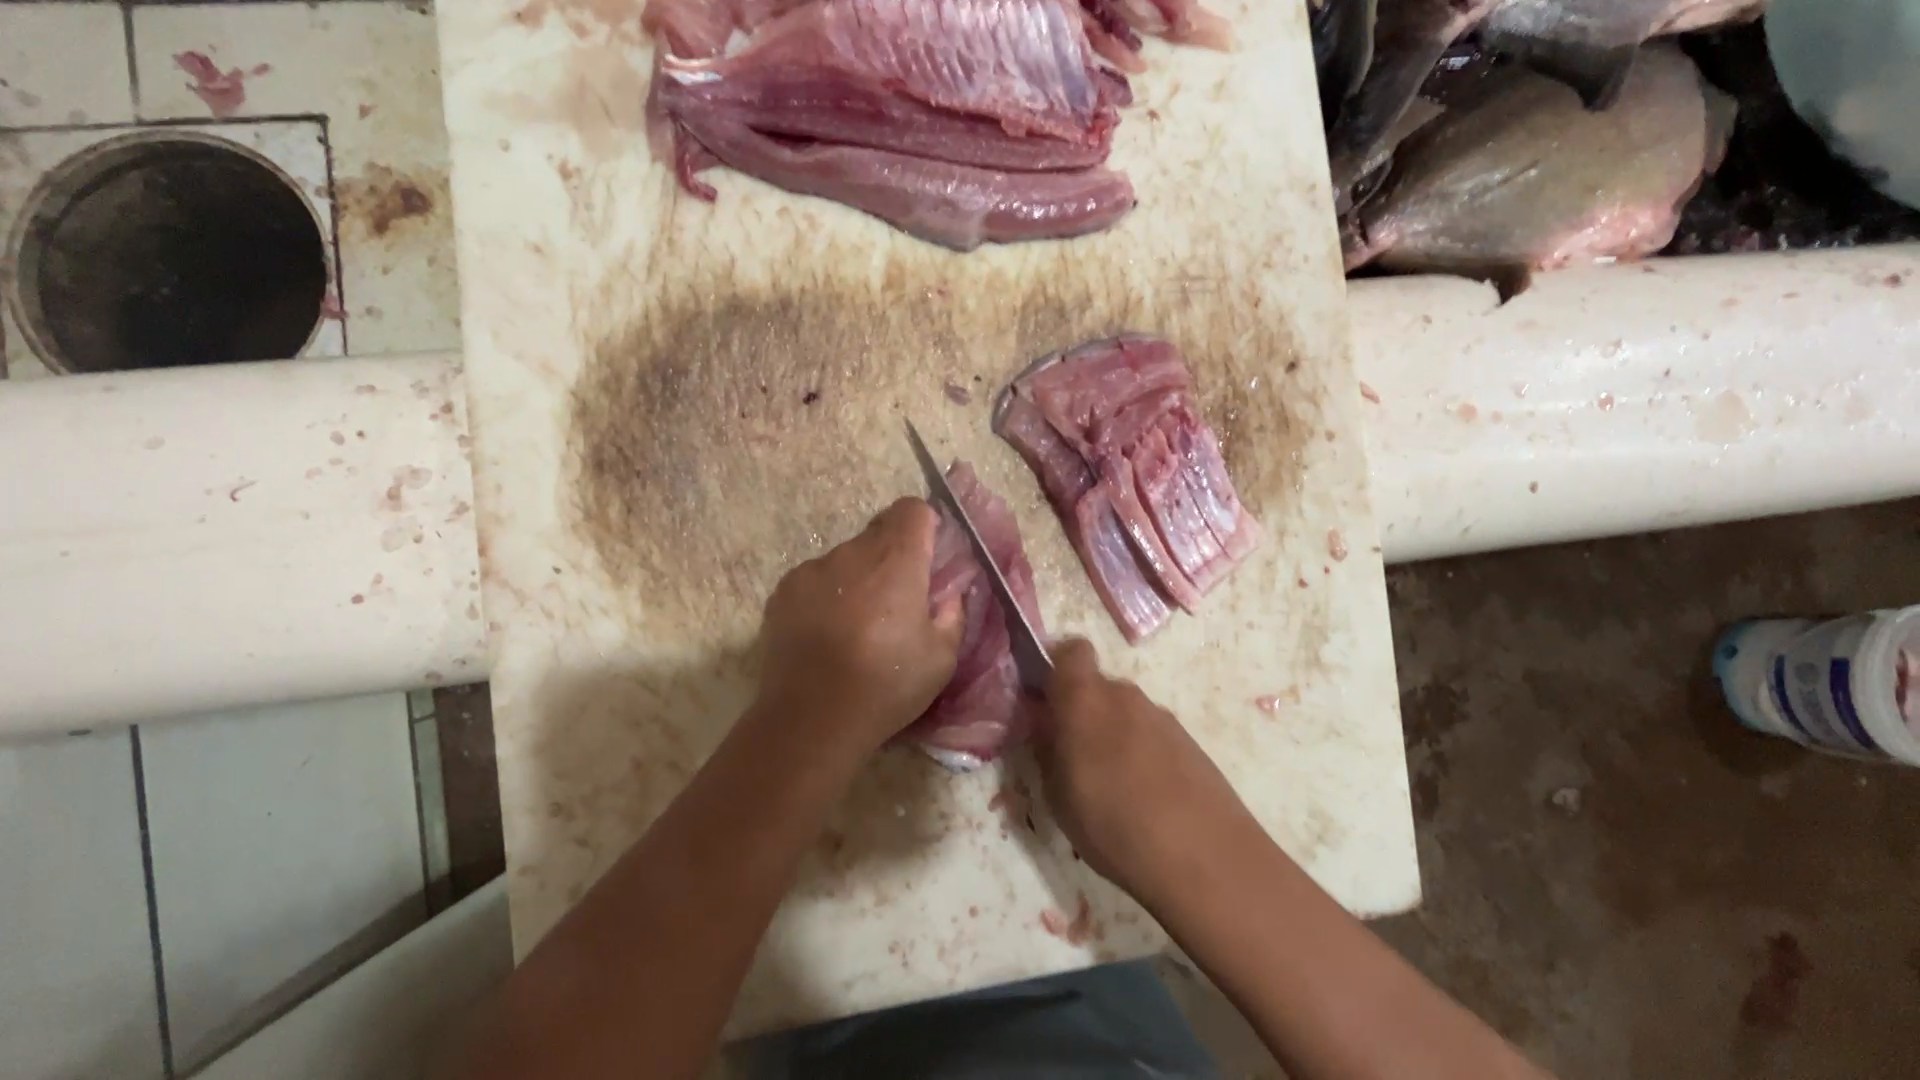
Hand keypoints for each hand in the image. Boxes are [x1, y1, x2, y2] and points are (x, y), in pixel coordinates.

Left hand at [753, 498, 964, 756]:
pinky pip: (814, 580)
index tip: (929, 558)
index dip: (925, 526)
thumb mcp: (942, 658)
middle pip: (878, 533)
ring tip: (857, 627)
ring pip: (844, 559)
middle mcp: (851, 553)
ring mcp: (811, 570)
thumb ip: (952, 614)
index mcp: (896, 560)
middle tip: (898, 602)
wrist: (810, 718)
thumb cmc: (886, 685)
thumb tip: (951, 592)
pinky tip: (826, 636)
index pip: (912, 509)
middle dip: (892, 557)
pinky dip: (826, 596)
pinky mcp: (782, 592)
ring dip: (857, 579)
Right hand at [1033, 639, 1259, 903]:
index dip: (1059, 669)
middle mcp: (1126, 697)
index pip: (1071, 652)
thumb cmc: (1114, 826)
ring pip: (1126, 715)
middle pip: (1098, 688)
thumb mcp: (1057, 796)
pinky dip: (1143, 756)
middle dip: (1084, 713)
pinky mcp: (1191, 742)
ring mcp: (1163, 718)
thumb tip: (1047, 727)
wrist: (1205, 858)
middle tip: (1075, 758)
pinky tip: (1145, 800)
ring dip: (1114, 737)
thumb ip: (1048, 750)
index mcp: (1085, 701)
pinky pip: (1152, 736)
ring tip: (1113, 789)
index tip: (1049, 702)